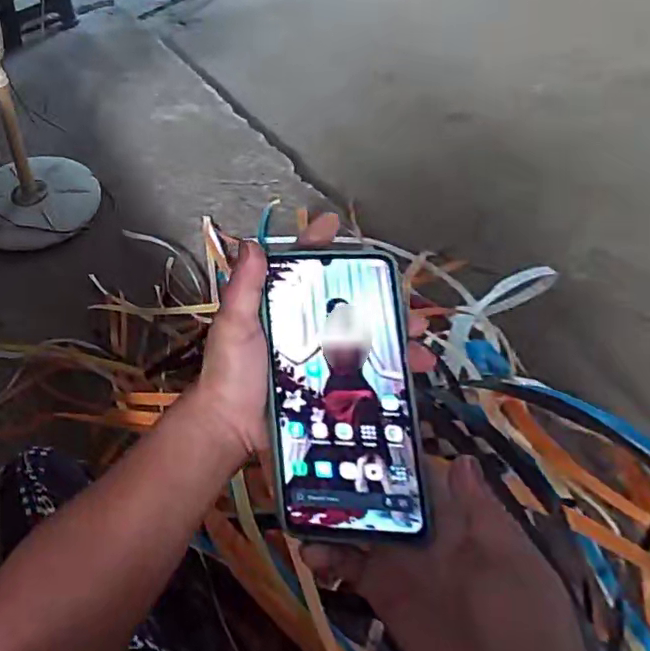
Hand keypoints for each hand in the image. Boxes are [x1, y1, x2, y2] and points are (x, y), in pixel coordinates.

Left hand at [187, 212, 435, 462]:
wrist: (233, 426)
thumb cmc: (229, 373)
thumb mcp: (233, 325)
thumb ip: (243, 288)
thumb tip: (251, 245)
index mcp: (274, 309)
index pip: (296, 271)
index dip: (315, 246)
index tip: (332, 224)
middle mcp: (299, 329)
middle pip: (343, 302)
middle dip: (377, 293)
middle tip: (403, 292)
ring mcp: (318, 357)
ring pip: (365, 335)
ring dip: (397, 330)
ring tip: (420, 331)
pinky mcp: (332, 385)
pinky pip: (369, 372)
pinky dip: (396, 367)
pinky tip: (415, 367)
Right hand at [302, 458, 649, 650]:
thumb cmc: (527, 623)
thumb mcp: (514, 564)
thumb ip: (482, 513)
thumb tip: (462, 458)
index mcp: (450, 518)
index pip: (409, 475)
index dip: (379, 452)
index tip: (342, 430)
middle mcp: (414, 530)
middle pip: (368, 494)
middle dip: (334, 480)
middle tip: (298, 467)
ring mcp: (391, 557)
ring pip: (345, 524)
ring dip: (319, 517)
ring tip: (297, 517)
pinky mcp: (373, 586)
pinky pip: (339, 561)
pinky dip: (321, 554)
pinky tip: (311, 556)